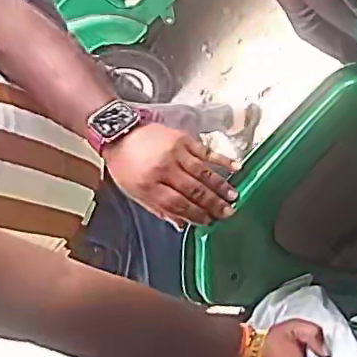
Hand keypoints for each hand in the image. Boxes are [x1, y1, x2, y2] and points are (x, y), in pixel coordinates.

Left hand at [102, 122, 237, 226]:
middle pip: (193, 190)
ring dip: (220, 186)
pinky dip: (223, 160)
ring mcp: (175, 153)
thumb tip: (183, 224)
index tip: (209, 221)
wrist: (120, 132)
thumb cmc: (126, 164)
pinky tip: (236, 167)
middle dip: (213, 203)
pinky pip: (207, 152)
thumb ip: (159, 208)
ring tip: (233, 196)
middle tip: (228, 212)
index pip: (177, 204)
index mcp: (147, 185)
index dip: (196, 214)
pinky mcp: (184, 139)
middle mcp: (163, 169)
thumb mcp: (135, 191)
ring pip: (203, 172)